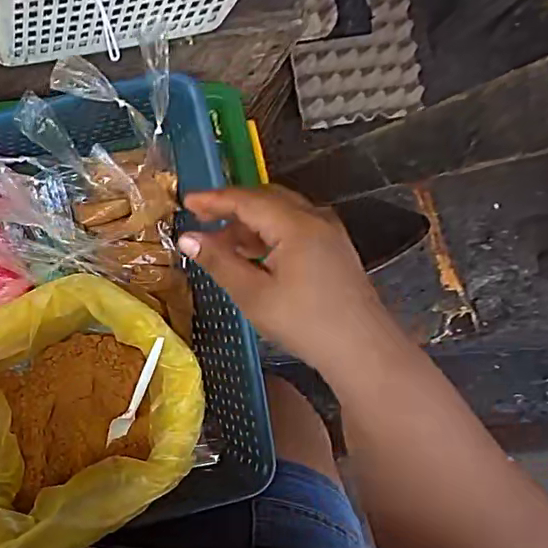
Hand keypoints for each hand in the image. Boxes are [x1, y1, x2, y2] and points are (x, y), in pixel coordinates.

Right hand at [179, 187, 402, 379]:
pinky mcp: (334, 250)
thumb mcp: (253, 294)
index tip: (188, 202)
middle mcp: (316, 219)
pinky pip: (295, 229)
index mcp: (296, 225)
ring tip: (222, 245)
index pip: (247, 200)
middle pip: (267, 200)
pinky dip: (269, 236)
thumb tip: (188, 239)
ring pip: (282, 214)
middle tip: (202, 220)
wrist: (360, 347)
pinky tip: (253, 257)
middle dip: (232, 208)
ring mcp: (329, 234)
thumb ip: (219, 262)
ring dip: (250, 225)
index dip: (214, 200)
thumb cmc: (304, 322)